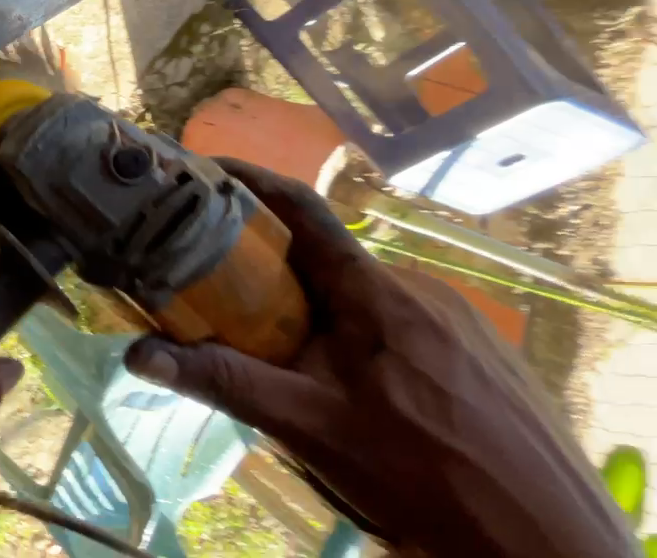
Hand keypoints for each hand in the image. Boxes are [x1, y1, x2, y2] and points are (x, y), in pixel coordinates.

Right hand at [125, 158, 634, 557]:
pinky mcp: (487, 359)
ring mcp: (463, 325)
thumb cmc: (425, 478)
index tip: (201, 171)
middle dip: (268, 267)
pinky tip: (350, 386)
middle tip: (220, 293)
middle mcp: (422, 293)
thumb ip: (222, 379)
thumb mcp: (309, 427)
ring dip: (314, 308)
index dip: (250, 180)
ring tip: (280, 352)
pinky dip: (357, 335)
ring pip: (362, 295)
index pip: (304, 210)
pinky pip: (400, 325)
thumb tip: (134, 353)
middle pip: (326, 258)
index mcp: (377, 294)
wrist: (556, 557)